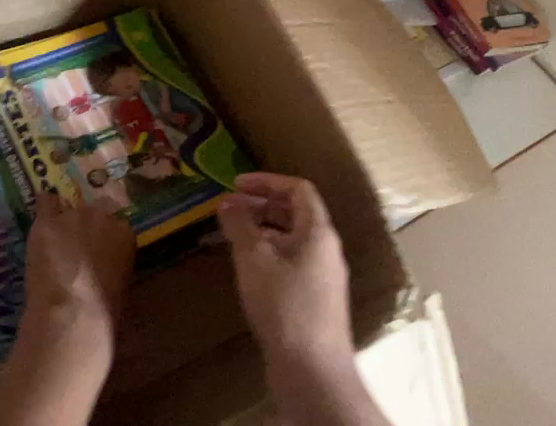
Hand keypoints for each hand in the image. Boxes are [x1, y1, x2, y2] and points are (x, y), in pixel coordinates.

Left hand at [0, 194, 134, 425]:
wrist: (73, 315)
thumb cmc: (103, 312)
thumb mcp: (121, 284)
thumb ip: (114, 261)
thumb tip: (103, 262)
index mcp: (125, 233)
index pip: (116, 223)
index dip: (105, 237)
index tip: (98, 249)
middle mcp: (101, 216)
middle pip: (93, 212)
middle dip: (86, 227)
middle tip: (76, 248)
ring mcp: (72, 215)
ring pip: (68, 210)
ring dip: (64, 224)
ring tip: (56, 244)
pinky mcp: (47, 222)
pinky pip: (46, 202)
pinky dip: (46, 207)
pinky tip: (43, 214)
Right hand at [217, 172, 353, 367]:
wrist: (313, 373)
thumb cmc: (284, 306)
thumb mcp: (254, 258)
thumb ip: (240, 225)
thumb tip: (228, 202)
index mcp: (318, 232)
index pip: (298, 189)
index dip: (267, 181)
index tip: (236, 185)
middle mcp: (326, 250)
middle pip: (296, 214)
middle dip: (262, 205)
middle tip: (231, 209)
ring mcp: (323, 278)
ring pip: (293, 241)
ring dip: (264, 231)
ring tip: (234, 237)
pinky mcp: (316, 302)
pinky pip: (293, 263)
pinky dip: (270, 255)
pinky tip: (248, 271)